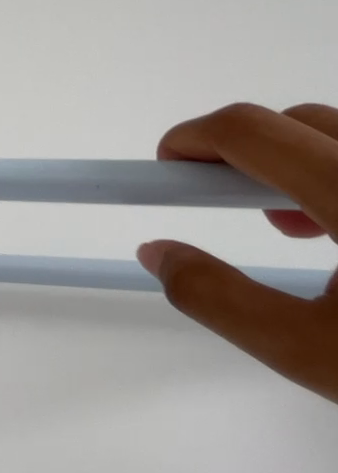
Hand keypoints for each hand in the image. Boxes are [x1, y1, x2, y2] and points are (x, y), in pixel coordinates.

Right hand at [137, 103, 337, 402]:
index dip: (191, 139)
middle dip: (250, 154)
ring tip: (308, 224)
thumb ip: (214, 295)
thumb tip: (161, 254)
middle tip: (233, 206)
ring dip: (309, 163)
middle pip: (306, 121)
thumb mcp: (310, 351)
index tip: (167, 168)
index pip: (249, 130)